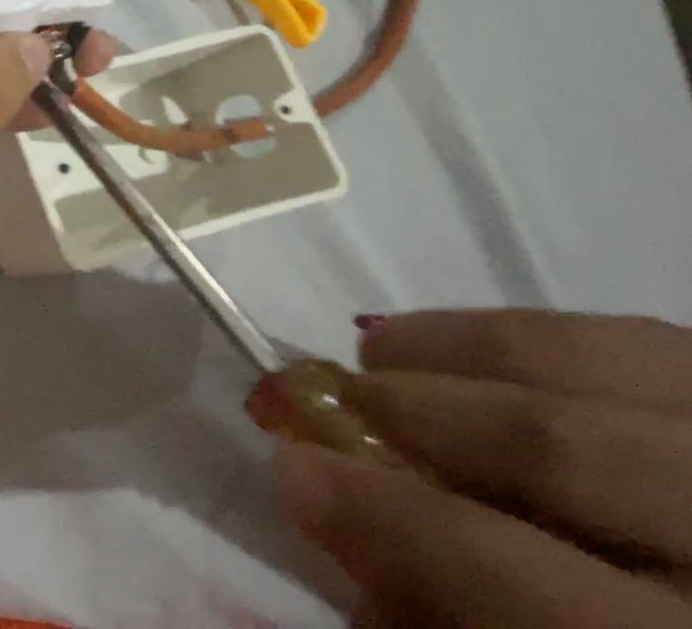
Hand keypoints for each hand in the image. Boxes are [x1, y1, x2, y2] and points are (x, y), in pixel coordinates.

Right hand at [275, 309, 691, 626]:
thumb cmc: (610, 628)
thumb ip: (434, 605)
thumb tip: (332, 517)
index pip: (493, 556)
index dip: (374, 508)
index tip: (288, 467)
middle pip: (555, 445)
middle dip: (410, 408)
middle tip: (332, 399)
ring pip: (607, 364)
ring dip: (464, 347)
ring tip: (383, 352)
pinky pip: (649, 340)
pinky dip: (544, 336)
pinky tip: (480, 349)